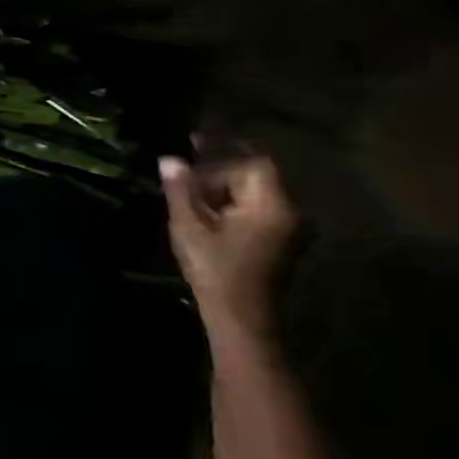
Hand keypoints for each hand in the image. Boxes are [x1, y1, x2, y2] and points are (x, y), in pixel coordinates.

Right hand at [159, 152, 298, 333]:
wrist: (241, 316)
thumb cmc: (214, 270)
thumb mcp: (190, 228)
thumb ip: (181, 191)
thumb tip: (169, 160)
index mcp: (272, 204)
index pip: (251, 163)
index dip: (220, 152)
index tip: (192, 142)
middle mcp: (289, 209)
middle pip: (258, 172)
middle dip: (225, 161)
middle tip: (192, 151)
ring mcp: (288, 226)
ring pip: (258, 189)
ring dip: (227, 180)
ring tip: (193, 179)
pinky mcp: (280, 238)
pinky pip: (258, 205)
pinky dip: (234, 197)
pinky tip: (209, 203)